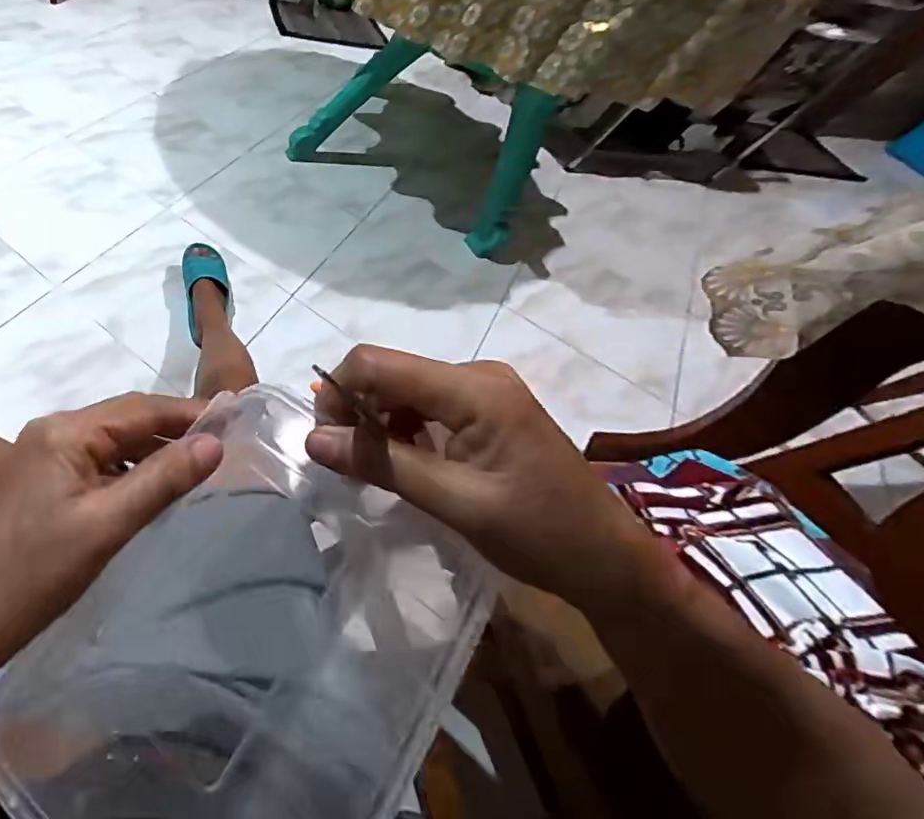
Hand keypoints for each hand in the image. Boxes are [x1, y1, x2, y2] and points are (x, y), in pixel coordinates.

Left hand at [0, 392, 222, 683]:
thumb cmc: (37, 575)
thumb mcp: (108, 526)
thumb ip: (163, 480)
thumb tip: (215, 442)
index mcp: (65, 432)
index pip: (140, 409)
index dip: (188, 412)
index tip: (233, 418)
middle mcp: (53, 430)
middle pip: (126, 419)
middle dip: (174, 429)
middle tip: (223, 442)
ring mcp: (44, 453)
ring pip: (113, 441)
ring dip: (154, 449)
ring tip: (198, 464)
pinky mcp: (42, 477)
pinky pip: (97, 461)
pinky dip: (130, 468)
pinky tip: (153, 486)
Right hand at [306, 346, 656, 608]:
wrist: (610, 560)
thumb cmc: (541, 534)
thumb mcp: (457, 503)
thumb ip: (383, 464)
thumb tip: (313, 440)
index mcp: (474, 388)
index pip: (377, 363)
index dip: (339, 393)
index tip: (327, 442)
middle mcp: (475, 374)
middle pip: (388, 373)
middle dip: (356, 411)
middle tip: (348, 464)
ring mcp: (483, 389)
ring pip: (403, 389)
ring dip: (377, 423)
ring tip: (376, 469)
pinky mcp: (485, 408)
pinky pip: (425, 404)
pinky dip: (402, 429)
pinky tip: (405, 463)